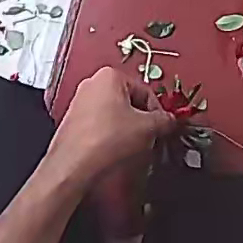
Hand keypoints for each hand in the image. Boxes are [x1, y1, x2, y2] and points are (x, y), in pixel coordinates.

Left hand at [42, 68, 172, 189]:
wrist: (73, 166)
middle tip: (149, 137)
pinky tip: (114, 150)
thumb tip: (169, 120)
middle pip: (129, 101)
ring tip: (131, 146)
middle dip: (141, 120)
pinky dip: (111, 135)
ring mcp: (80, 102)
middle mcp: (92, 83)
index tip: (162, 127)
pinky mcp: (73, 121)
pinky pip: (101, 124)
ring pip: (115, 114)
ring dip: (127, 129)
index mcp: (110, 76)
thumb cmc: (106, 140)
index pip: (145, 92)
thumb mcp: (147, 128)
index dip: (157, 112)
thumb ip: (164, 120)